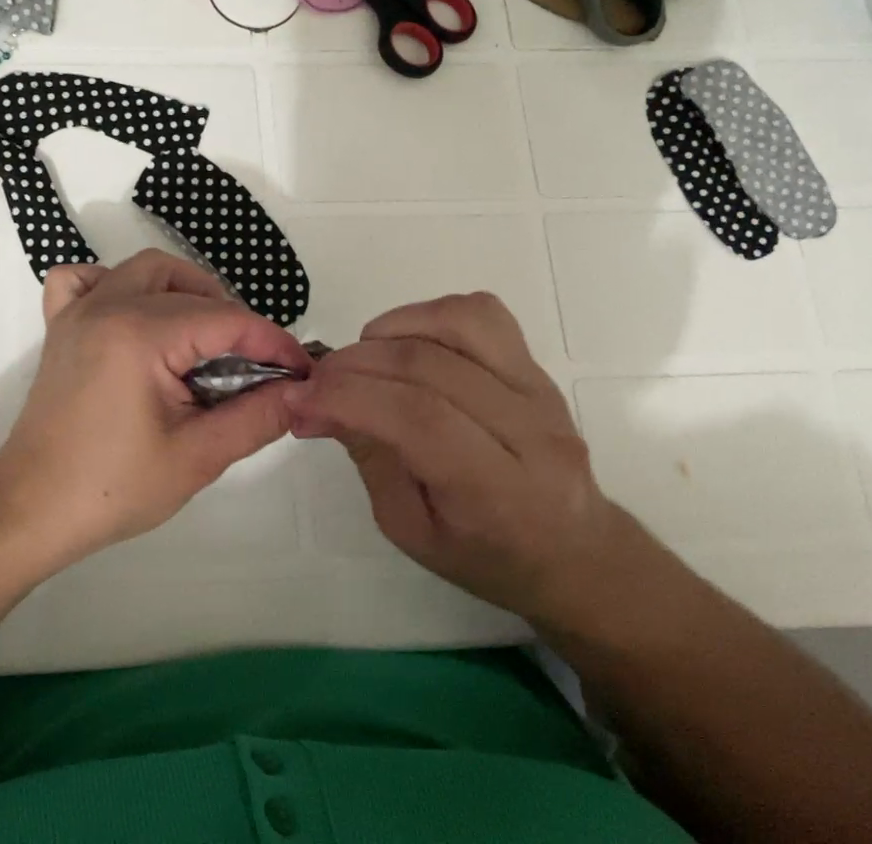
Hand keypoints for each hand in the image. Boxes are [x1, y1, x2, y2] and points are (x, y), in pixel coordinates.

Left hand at [0, 249, 311, 565]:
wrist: (32, 509)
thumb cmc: (112, 490)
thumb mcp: (197, 457)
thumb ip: (256, 417)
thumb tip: (301, 391)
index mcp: (140, 335)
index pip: (226, 320)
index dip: (272, 343)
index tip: (301, 371)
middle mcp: (106, 308)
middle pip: (188, 288)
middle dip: (232, 319)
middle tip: (254, 367)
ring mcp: (77, 314)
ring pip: (143, 271)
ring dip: (182, 292)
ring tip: (206, 340)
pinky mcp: (60, 329)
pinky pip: (87, 281)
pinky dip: (118, 286)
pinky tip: (137, 320)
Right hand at [284, 293, 644, 626]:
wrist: (572, 552)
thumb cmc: (484, 555)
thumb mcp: (410, 529)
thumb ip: (369, 460)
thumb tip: (315, 404)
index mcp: (497, 490)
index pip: (419, 419)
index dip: (348, 397)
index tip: (299, 398)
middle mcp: (529, 430)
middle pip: (432, 366)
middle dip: (353, 364)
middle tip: (313, 382)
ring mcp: (540, 390)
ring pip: (460, 324)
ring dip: (390, 331)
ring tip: (359, 361)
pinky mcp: (538, 368)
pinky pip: (481, 315)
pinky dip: (427, 316)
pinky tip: (401, 344)